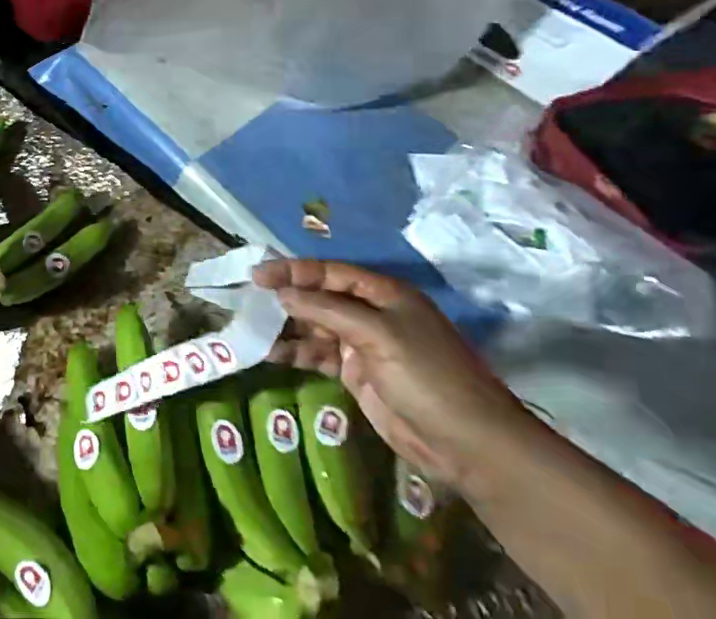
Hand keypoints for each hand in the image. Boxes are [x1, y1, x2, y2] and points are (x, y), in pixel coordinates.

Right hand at [252, 258, 532, 488]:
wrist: (468, 444)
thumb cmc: (427, 377)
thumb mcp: (377, 334)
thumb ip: (325, 309)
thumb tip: (281, 293)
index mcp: (384, 295)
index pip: (328, 273)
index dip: (292, 271)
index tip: (256, 276)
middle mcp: (371, 314)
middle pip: (317, 298)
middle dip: (284, 299)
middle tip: (247, 302)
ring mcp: (362, 344)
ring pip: (312, 326)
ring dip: (284, 327)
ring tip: (251, 329)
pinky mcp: (355, 373)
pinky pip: (316, 354)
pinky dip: (293, 352)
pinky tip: (269, 354)